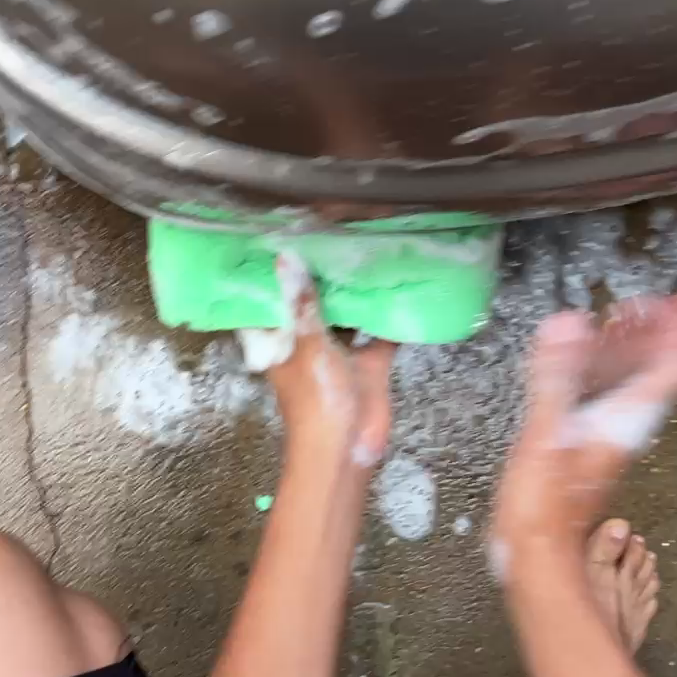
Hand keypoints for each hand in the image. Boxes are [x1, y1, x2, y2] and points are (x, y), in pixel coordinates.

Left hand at [261, 252, 397, 468]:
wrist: (348, 447)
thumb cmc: (317, 400)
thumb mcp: (308, 346)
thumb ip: (302, 303)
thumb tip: (285, 258)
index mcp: (281, 343)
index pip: (271, 305)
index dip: (272, 278)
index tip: (276, 238)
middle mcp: (308, 344)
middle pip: (312, 306)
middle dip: (321, 277)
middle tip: (332, 229)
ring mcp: (340, 354)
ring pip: (348, 315)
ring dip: (357, 291)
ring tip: (368, 244)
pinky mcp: (369, 363)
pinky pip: (380, 333)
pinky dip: (391, 314)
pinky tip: (405, 282)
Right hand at [494, 292, 676, 555]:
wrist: (535, 551)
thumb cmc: (543, 503)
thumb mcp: (547, 434)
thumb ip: (557, 378)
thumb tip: (569, 322)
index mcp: (623, 420)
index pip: (672, 366)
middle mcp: (621, 429)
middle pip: (654, 373)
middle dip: (654, 333)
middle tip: (643, 304)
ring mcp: (602, 442)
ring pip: (630, 388)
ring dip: (627, 354)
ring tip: (614, 326)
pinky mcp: (581, 451)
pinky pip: (603, 403)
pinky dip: (599, 378)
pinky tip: (579, 372)